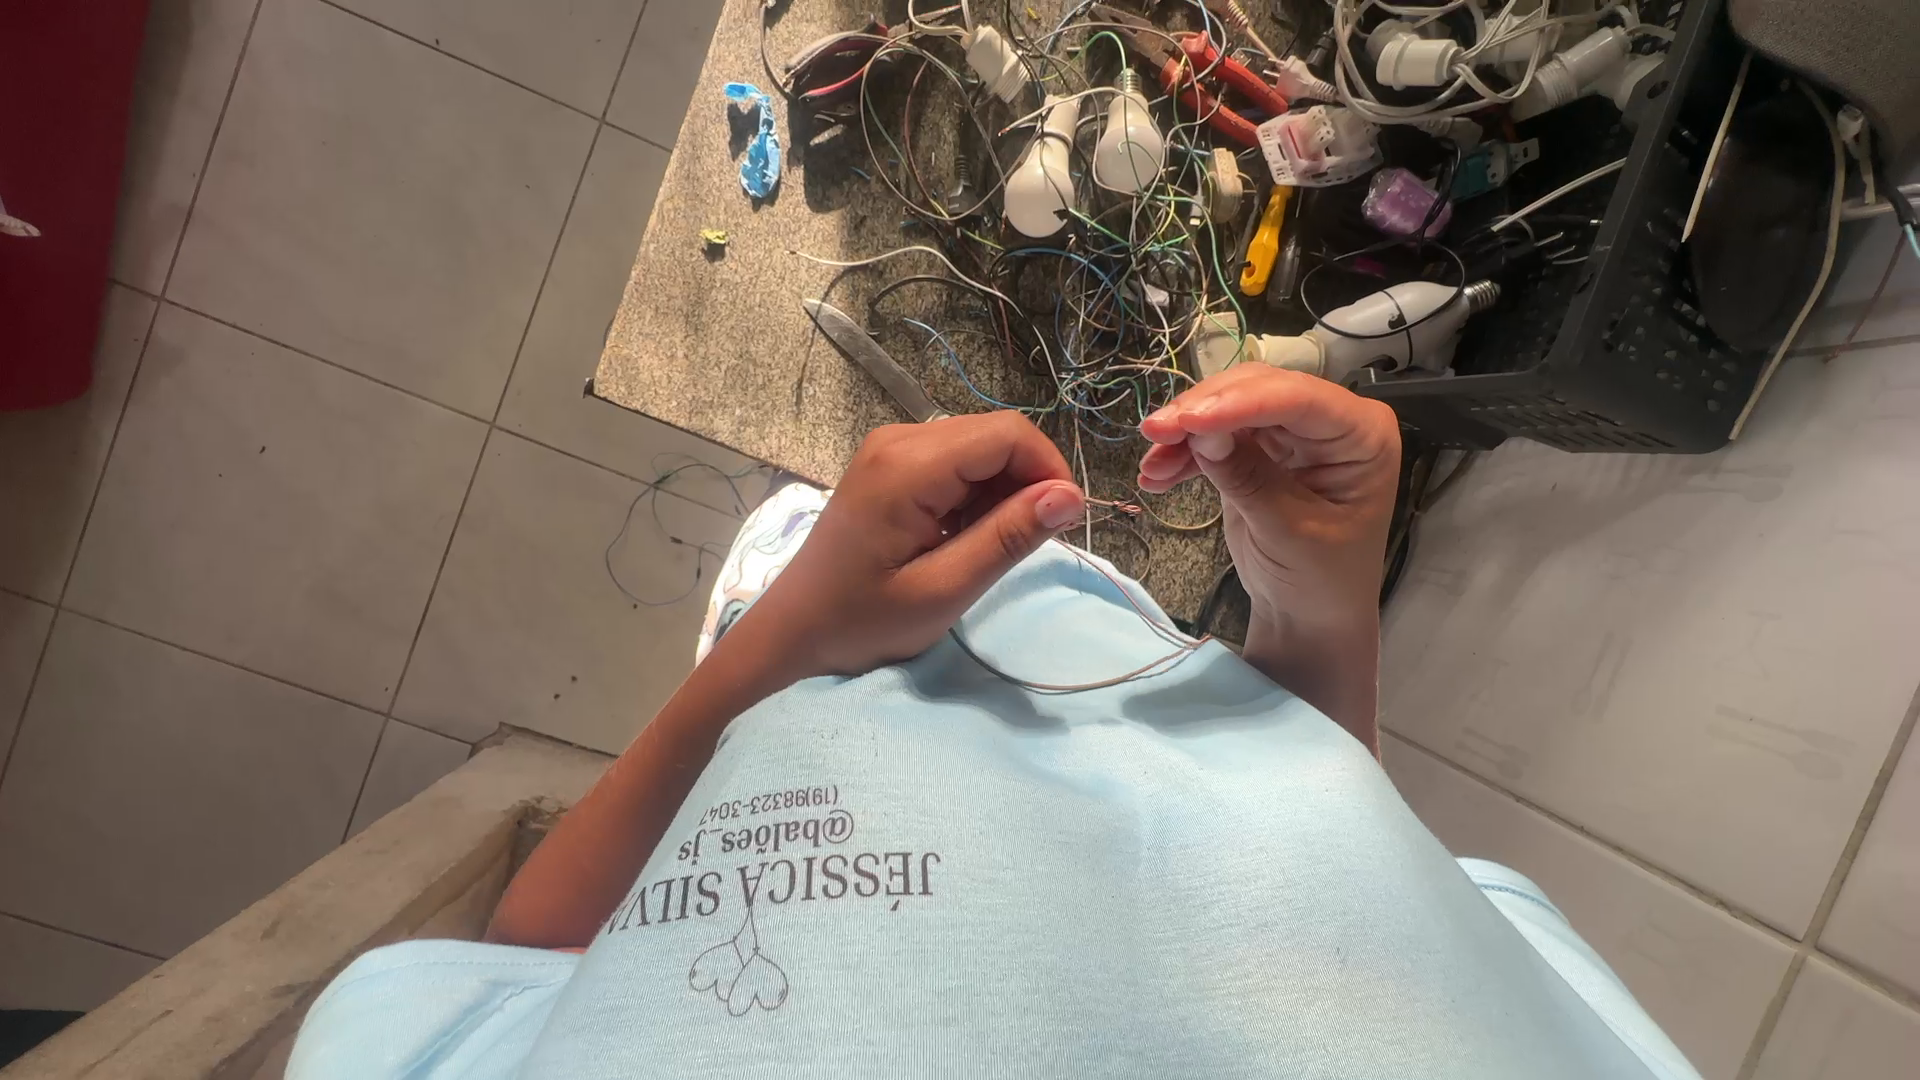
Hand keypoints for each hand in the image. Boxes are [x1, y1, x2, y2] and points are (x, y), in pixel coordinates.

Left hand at [740, 411, 1085, 678]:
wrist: (793, 630)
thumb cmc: (861, 621)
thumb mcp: (943, 590)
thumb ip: (1008, 538)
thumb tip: (1070, 496)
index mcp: (908, 465)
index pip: (1008, 433)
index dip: (1049, 470)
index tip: (1062, 524)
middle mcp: (899, 439)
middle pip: (995, 435)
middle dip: (1026, 483)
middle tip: (1021, 544)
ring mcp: (891, 448)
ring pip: (979, 447)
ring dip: (1001, 493)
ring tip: (982, 547)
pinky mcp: (889, 464)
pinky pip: (954, 462)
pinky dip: (975, 496)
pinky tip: (959, 537)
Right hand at [1135, 367, 1399, 747]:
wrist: (1307, 613)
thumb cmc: (1319, 578)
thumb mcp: (1287, 531)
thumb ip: (1247, 478)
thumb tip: (1201, 433)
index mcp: (1360, 435)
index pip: (1297, 400)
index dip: (1238, 404)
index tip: (1185, 421)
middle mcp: (1328, 422)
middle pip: (1256, 391)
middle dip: (1202, 411)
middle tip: (1152, 433)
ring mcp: (1291, 434)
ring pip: (1228, 409)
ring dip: (1184, 434)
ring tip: (1150, 467)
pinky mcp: (1259, 450)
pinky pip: (1215, 437)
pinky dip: (1184, 453)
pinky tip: (1155, 477)